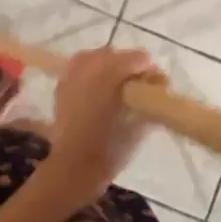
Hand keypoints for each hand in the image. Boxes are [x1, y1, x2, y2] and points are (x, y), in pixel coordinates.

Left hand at [36, 47, 162, 205]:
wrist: (75, 167)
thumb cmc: (111, 149)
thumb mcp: (139, 125)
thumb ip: (149, 100)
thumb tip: (159, 84)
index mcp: (110, 77)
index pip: (135, 58)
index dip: (147, 67)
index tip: (156, 80)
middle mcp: (88, 70)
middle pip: (112, 54)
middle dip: (126, 64)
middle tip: (136, 82)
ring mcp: (71, 77)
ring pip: (92, 57)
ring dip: (106, 65)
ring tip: (115, 83)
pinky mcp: (61, 88)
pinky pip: (77, 68)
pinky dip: (89, 72)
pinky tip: (97, 88)